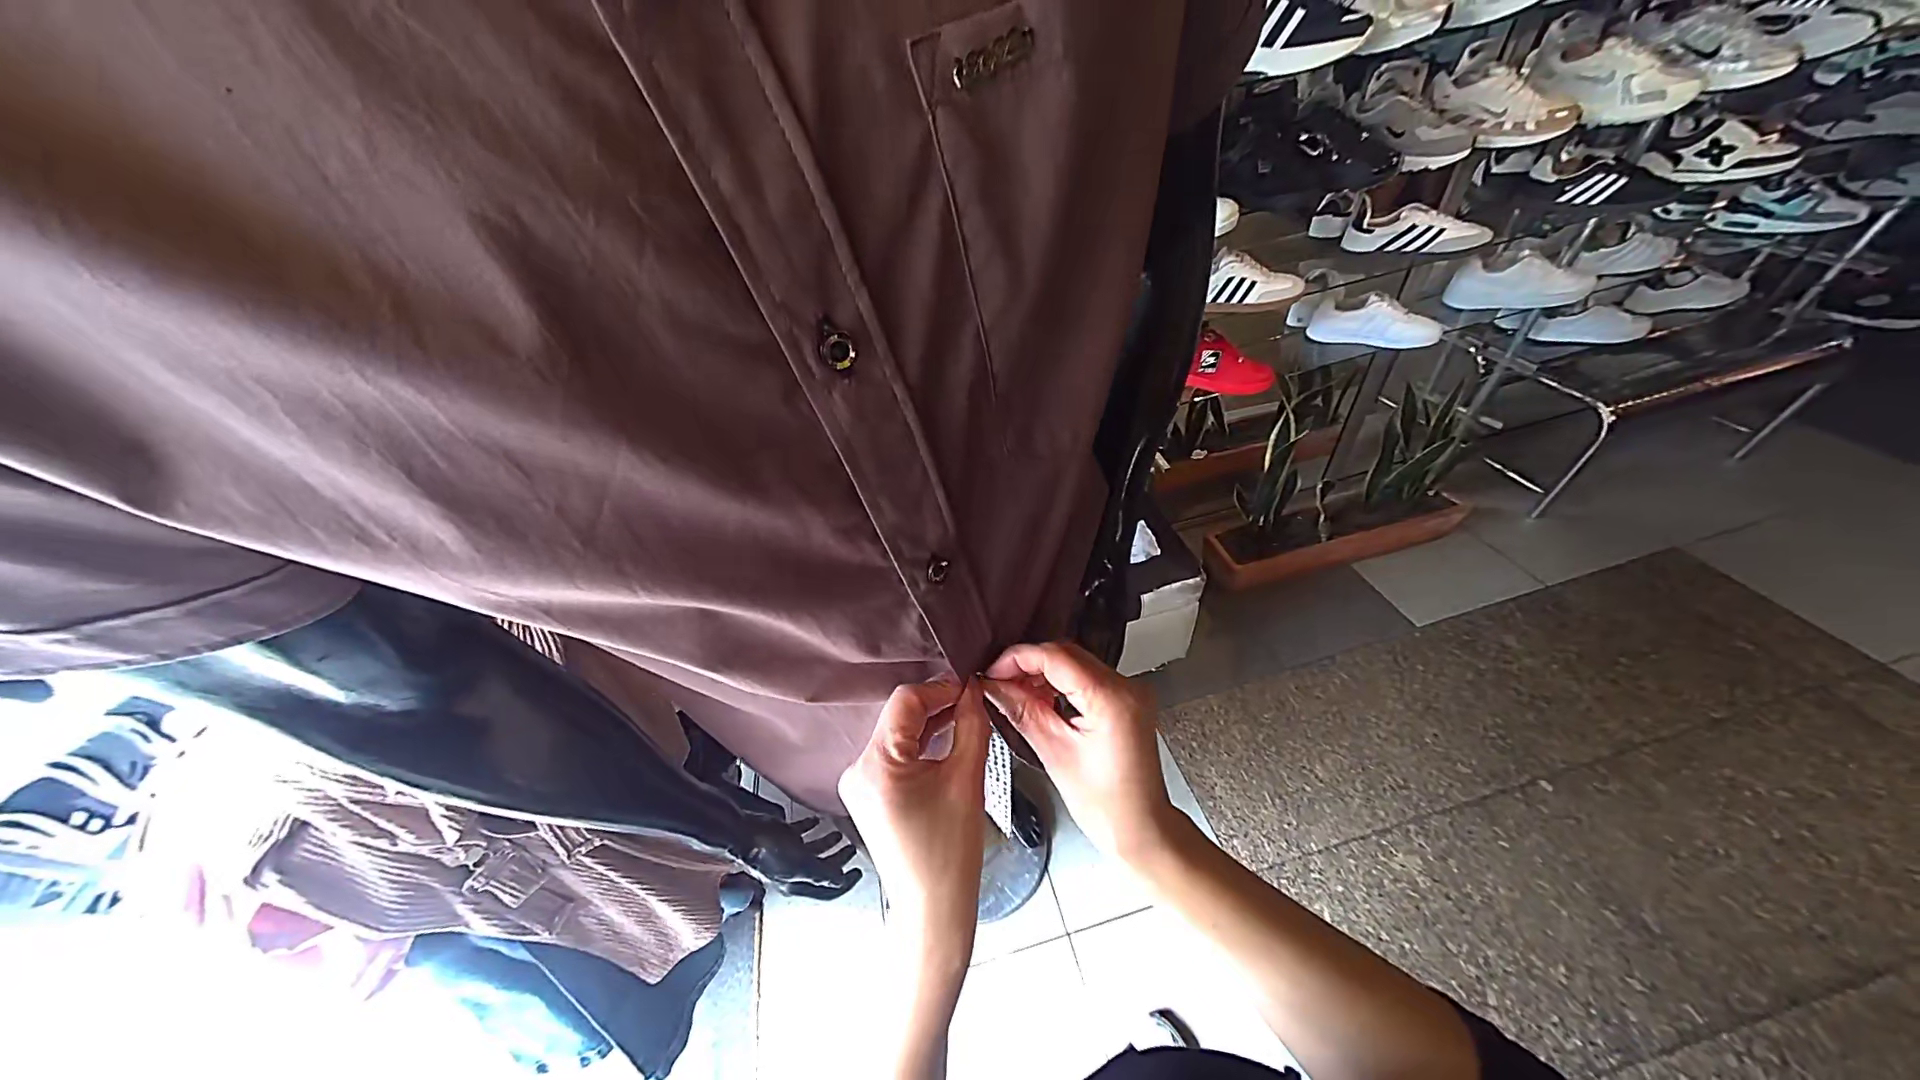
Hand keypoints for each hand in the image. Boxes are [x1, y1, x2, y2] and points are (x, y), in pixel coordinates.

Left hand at [838, 677, 989, 943]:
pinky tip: (945, 740)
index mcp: (877, 764)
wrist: (933, 907)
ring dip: (929, 723)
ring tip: (964, 718)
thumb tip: (973, 692)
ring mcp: (859, 782)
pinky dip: (919, 744)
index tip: (969, 689)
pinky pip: (893, 753)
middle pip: (899, 715)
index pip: (906, 701)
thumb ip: (971, 725)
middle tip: (971, 702)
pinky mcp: (867, 792)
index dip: (941, 688)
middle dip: (937, 704)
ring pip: (897, 732)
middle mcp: (858, 769)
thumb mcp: (966, 778)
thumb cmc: (949, 853)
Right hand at [983, 642, 1175, 861]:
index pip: (1055, 656)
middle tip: (999, 682)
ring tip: (1016, 695)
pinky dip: (1059, 683)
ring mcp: (1128, 692)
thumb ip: (1021, 710)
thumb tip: (994, 686)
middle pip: (1065, 653)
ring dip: (1041, 673)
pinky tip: (1041, 700)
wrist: (1139, 827)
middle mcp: (1125, 687)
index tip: (993, 671)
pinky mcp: (1125, 700)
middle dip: (1027, 664)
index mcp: (1110, 698)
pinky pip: (1085, 677)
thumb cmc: (1107, 804)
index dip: (1017, 658)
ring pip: (1074, 662)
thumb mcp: (1053, 753)